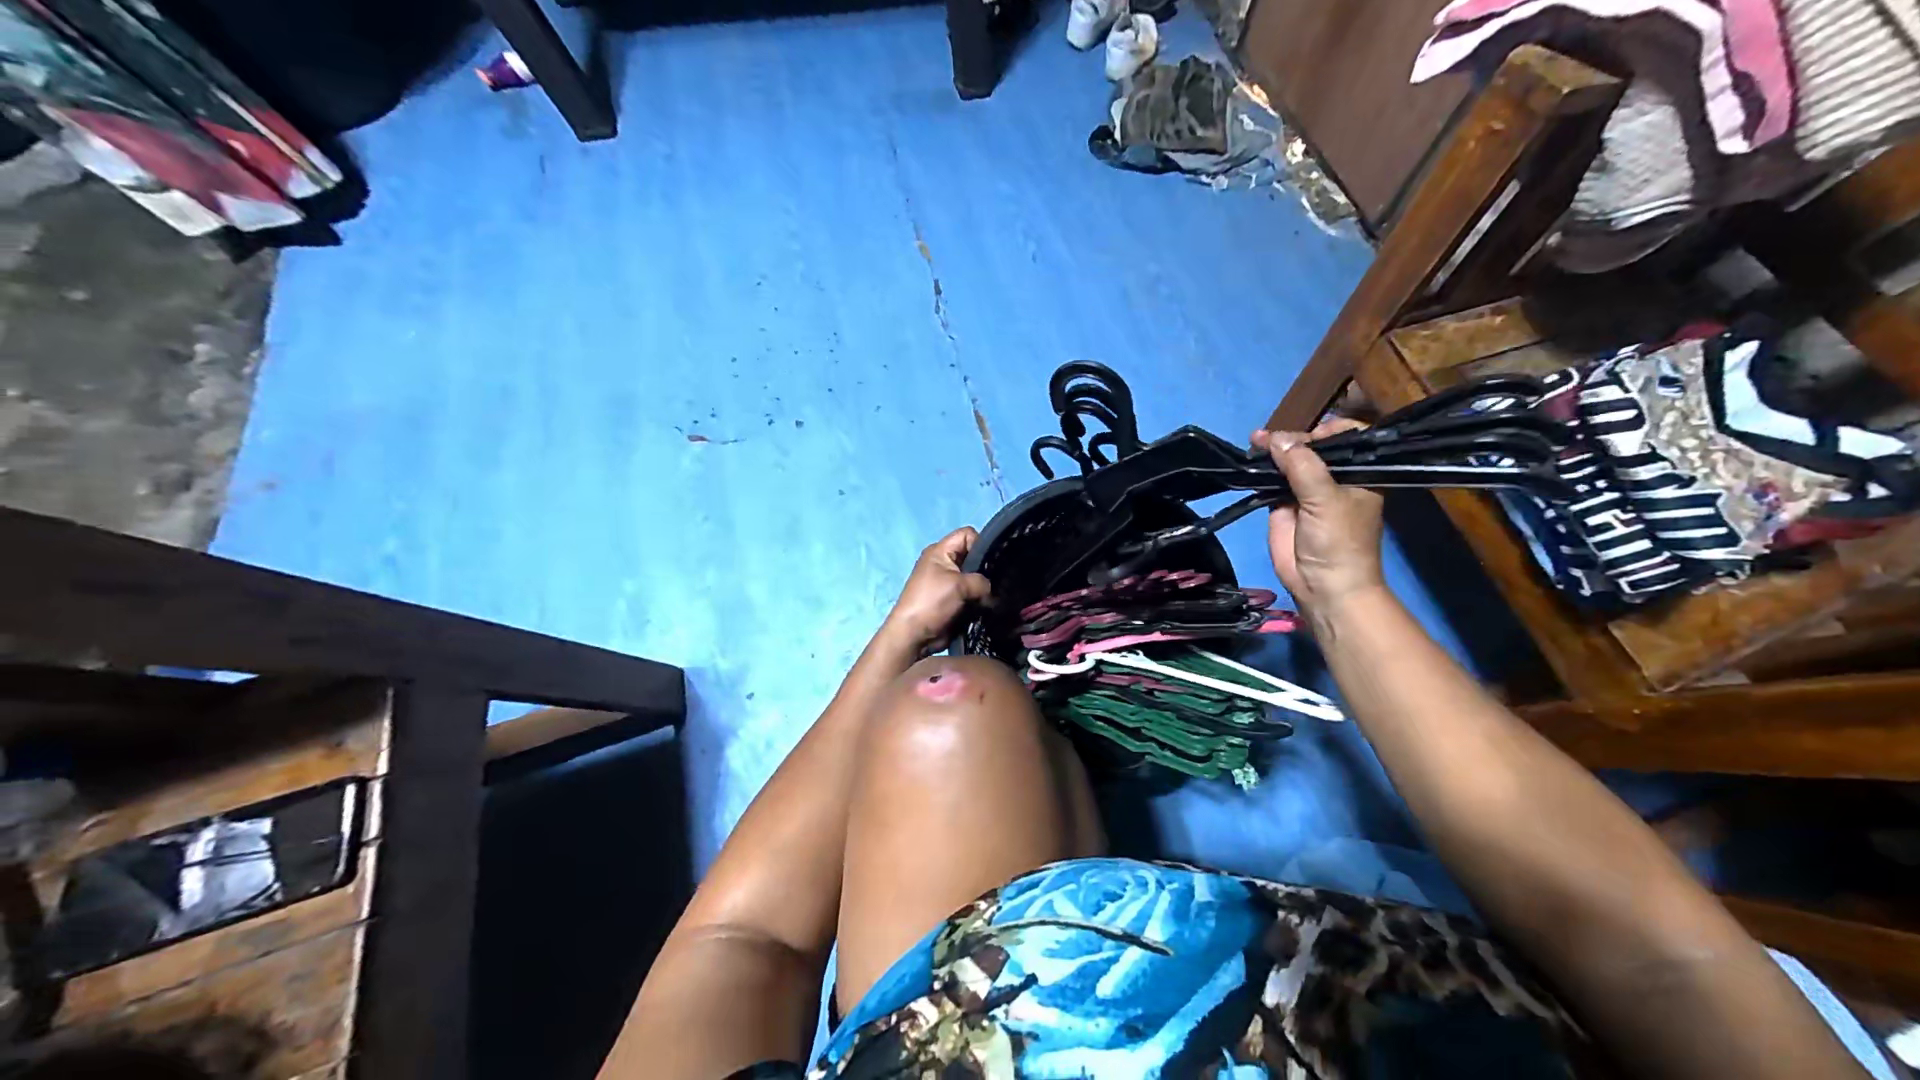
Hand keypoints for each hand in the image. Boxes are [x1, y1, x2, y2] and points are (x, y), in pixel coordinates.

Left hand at [881, 527, 993, 654]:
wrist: (914, 635)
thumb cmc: (932, 602)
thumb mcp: (959, 585)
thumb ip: (982, 581)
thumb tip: (992, 591)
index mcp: (940, 551)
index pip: (967, 534)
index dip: (981, 543)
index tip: (990, 561)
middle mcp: (945, 563)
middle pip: (974, 556)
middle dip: (987, 568)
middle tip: (999, 581)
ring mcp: (950, 582)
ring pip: (976, 578)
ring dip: (985, 588)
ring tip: (994, 596)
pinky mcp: (954, 600)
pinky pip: (974, 594)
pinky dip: (981, 600)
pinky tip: (989, 606)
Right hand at [1251, 420, 1386, 615]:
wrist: (1322, 585)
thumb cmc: (1339, 541)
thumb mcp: (1326, 499)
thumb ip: (1302, 465)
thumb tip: (1276, 438)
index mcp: (1360, 472)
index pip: (1349, 437)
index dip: (1330, 430)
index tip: (1311, 435)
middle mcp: (1335, 477)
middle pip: (1314, 446)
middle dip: (1294, 439)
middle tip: (1273, 440)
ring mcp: (1307, 490)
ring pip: (1290, 460)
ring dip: (1273, 449)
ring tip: (1256, 441)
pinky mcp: (1283, 503)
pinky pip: (1272, 479)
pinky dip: (1260, 468)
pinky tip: (1250, 455)